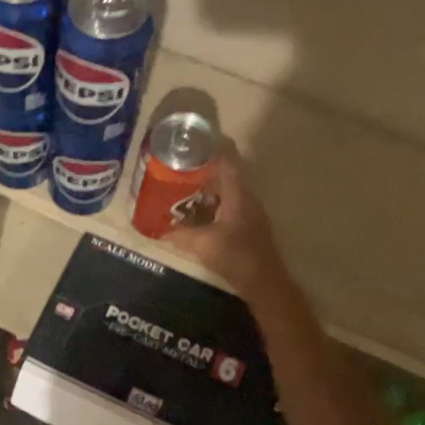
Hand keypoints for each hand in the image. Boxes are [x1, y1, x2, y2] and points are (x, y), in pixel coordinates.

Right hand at [164, 144, 286, 292]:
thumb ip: (180, 234)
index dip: (212, 146)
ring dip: (206, 185)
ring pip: (225, 189)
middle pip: (225, 173)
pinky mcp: (246, 226)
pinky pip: (226, 204)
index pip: (227, 160)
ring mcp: (248, 212)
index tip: (191, 140)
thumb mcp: (203, 245)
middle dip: (202, 166)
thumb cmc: (237, 258)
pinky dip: (210, 202)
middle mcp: (246, 198)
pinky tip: (193, 211)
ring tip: (180, 185)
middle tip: (177, 164)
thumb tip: (158, 229)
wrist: (266, 284)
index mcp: (238, 195)